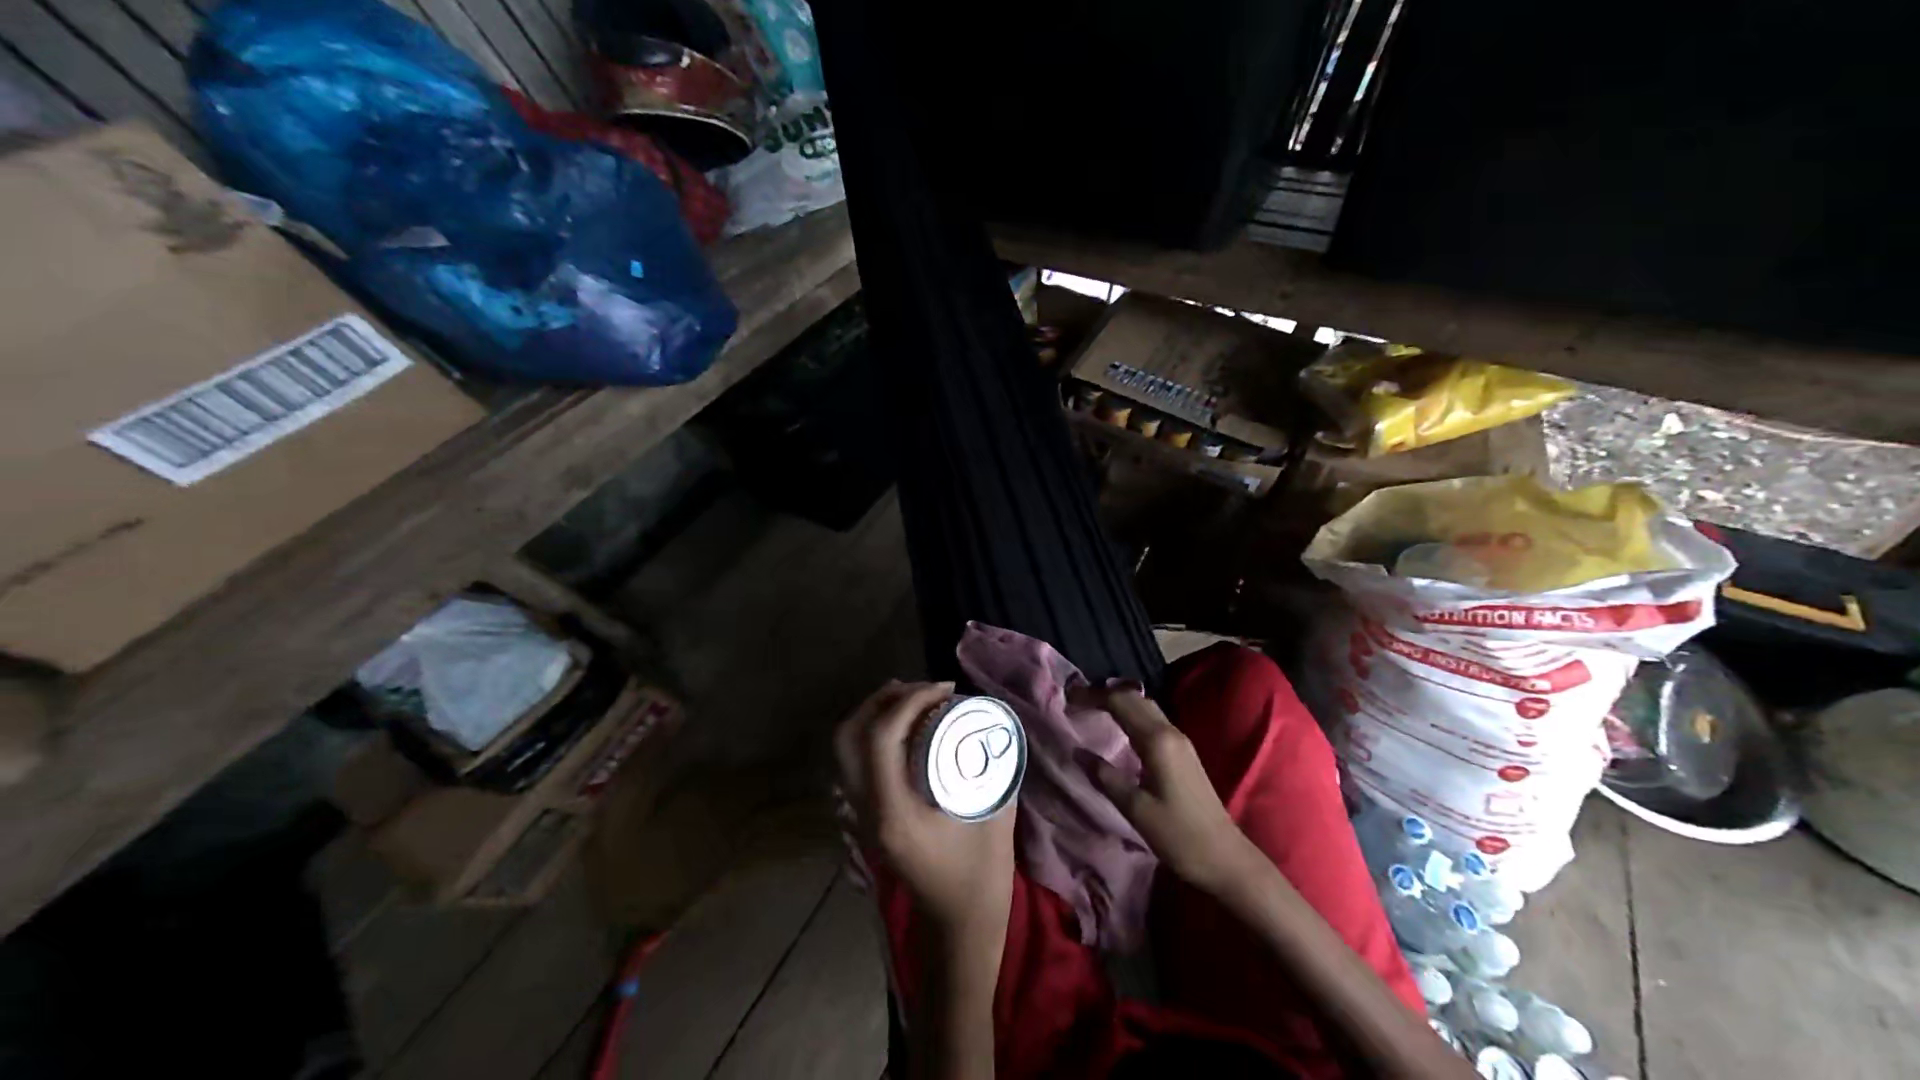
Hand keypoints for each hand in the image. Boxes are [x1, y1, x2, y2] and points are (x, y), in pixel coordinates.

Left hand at [835, 681, 1016, 946]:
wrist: (958, 929)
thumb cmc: (980, 879)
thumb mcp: (996, 817)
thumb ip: (993, 767)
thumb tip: (993, 722)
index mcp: (894, 813)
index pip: (880, 738)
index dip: (909, 700)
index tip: (944, 688)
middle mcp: (866, 811)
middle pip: (848, 737)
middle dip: (881, 700)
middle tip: (921, 688)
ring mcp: (860, 817)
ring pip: (844, 749)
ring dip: (873, 715)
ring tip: (913, 700)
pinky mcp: (866, 818)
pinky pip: (855, 763)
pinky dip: (873, 736)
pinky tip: (906, 732)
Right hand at [1075, 683, 1261, 895]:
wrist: (1225, 858)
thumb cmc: (1179, 836)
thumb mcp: (1136, 808)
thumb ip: (1105, 777)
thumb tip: (1078, 752)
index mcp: (1158, 741)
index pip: (1121, 702)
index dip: (1093, 695)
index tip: (1068, 699)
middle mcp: (1171, 733)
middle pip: (1135, 698)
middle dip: (1104, 693)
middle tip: (1076, 701)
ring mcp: (1180, 742)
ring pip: (1146, 707)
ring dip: (1119, 702)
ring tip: (1092, 709)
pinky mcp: (1183, 753)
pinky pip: (1152, 721)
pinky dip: (1131, 715)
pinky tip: (1119, 729)